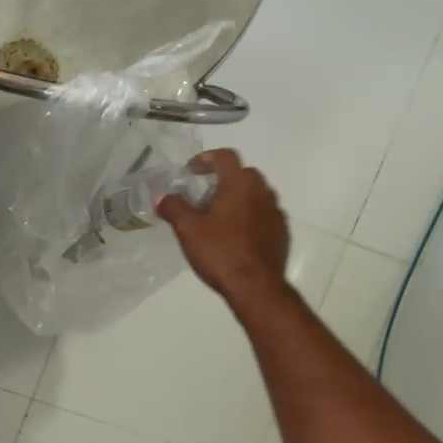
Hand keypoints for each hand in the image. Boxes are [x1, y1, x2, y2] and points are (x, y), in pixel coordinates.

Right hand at [157, 149, 291, 304]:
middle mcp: (262, 190)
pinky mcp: (281, 229)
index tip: (191, 170)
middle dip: (222, 179)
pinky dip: (248, 215)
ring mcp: (275, 210)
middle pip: (242, 173)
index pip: (225, 157)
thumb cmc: (219, 252)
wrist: (255, 285)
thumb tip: (161, 197)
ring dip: (237, 198)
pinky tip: (235, 235)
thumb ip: (174, 208)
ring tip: (218, 217)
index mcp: (239, 185)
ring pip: (255, 193)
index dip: (206, 158)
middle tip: (203, 196)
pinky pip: (263, 213)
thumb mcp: (188, 230)